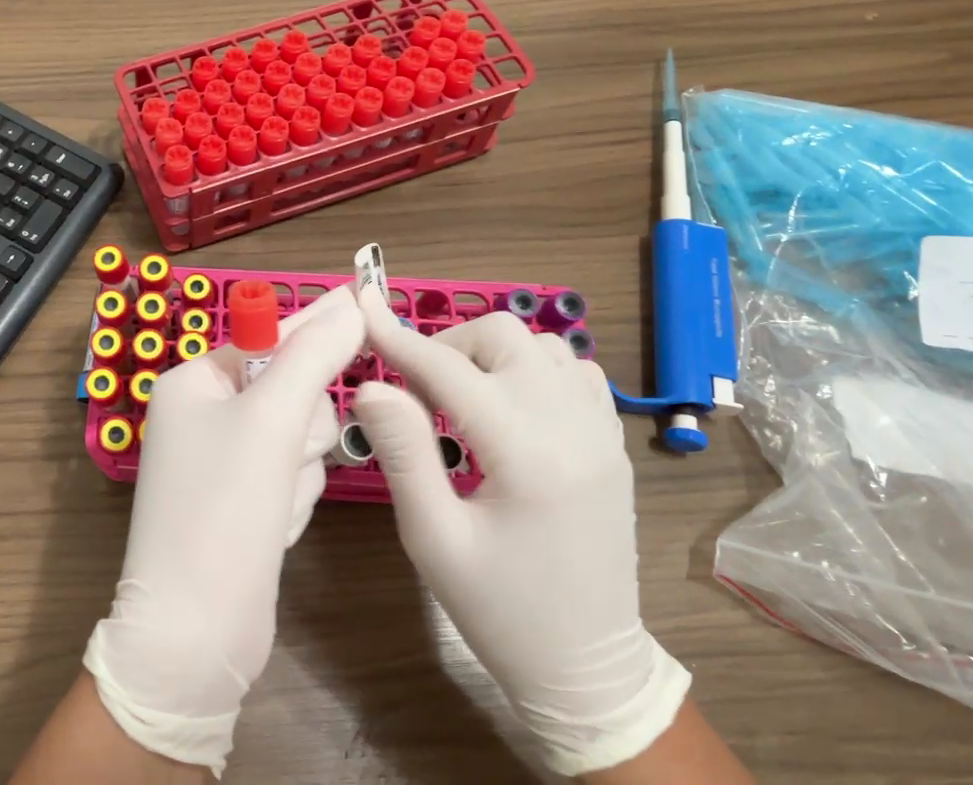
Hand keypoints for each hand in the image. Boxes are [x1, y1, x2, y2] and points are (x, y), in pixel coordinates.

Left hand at [83, 285, 360, 776]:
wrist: (195, 631)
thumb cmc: (223, 510)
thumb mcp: (270, 422)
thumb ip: (313, 357)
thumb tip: (349, 301)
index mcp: (193, 382)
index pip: (267, 338)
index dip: (315, 334)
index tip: (366, 312)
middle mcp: (203, 416)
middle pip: (291, 389)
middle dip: (302, 427)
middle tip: (287, 456)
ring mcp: (224, 463)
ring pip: (300, 437)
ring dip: (300, 470)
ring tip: (273, 503)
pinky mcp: (244, 504)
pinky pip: (292, 477)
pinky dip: (293, 500)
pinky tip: (274, 529)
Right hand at [350, 285, 689, 777]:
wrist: (585, 665)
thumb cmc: (498, 610)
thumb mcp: (433, 539)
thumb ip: (404, 452)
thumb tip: (373, 385)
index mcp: (526, 452)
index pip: (448, 370)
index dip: (397, 336)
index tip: (361, 306)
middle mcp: (572, 426)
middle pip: (503, 338)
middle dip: (447, 346)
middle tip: (412, 389)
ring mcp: (601, 432)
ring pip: (543, 346)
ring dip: (490, 355)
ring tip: (457, 397)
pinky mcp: (611, 445)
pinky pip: (574, 373)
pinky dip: (531, 369)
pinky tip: (506, 407)